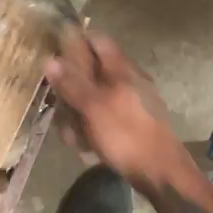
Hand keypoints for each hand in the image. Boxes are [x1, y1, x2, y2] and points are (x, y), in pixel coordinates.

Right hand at [44, 28, 190, 191]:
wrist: (162, 173)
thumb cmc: (126, 135)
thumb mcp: (93, 108)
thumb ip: (72, 83)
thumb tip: (50, 59)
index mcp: (122, 69)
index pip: (98, 40)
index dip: (76, 42)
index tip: (55, 54)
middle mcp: (129, 80)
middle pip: (92, 71)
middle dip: (72, 89)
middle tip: (60, 107)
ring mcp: (133, 102)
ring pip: (96, 98)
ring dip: (80, 115)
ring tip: (74, 136)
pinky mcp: (133, 123)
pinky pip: (105, 118)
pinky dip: (93, 129)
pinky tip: (88, 147)